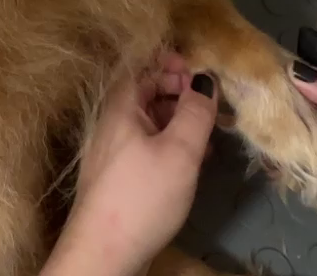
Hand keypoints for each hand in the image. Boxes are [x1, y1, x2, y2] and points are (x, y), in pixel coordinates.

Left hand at [42, 52, 218, 275]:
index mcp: (121, 104)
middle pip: (148, 91)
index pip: (144, 67)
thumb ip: (194, 113)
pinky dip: (171, 142)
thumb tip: (204, 78)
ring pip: (151, 119)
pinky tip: (194, 159)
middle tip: (214, 105)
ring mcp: (114, 146)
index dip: (171, 64)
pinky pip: (148, 142)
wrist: (103, 251)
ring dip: (180, 119)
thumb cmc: (142, 194)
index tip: (201, 73)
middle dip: (182, 93)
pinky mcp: (119, 172)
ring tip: (211, 133)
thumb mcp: (179, 152)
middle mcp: (113, 118)